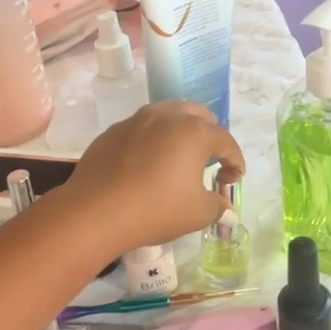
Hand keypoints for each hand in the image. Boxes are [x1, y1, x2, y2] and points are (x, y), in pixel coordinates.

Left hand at [56, 101, 243, 252]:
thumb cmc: (156, 209)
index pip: (226, 142)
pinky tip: (146, 165)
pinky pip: (142, 129)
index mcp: (195, 131)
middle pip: (198, 116)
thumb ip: (218, 207)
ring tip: (178, 158)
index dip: (235, 162)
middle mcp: (168, 116)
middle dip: (210, 136)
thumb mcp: (197, 213)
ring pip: (168, 116)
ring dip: (179, 133)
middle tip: (209, 161)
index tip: (232, 180)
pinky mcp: (114, 131)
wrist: (95, 211)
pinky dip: (152, 141)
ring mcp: (137, 120)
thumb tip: (226, 208)